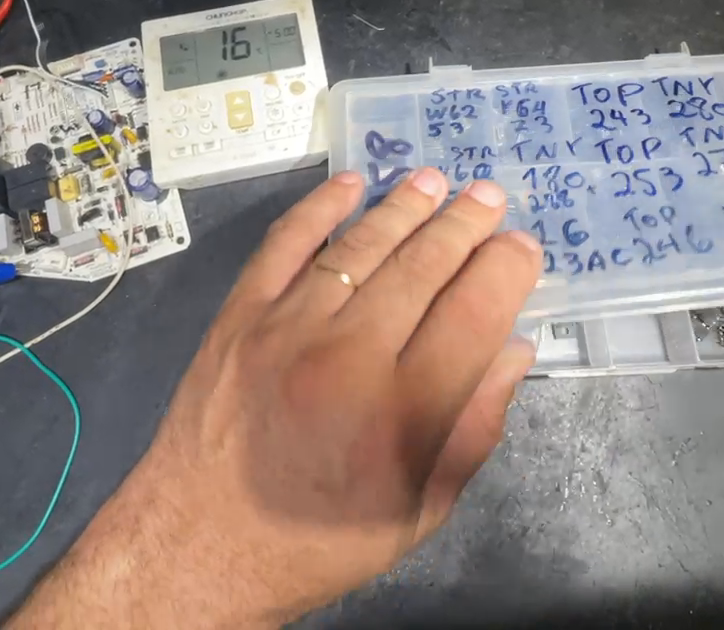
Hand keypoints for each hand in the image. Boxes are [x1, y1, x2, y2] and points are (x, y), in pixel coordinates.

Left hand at [11, 168, 541, 628]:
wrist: (200, 542)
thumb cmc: (321, 536)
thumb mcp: (420, 509)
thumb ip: (476, 426)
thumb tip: (515, 345)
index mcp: (404, 413)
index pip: (475, 314)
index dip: (507, 270)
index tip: (523, 247)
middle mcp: (349, 356)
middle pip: (422, 267)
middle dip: (465, 224)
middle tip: (489, 196)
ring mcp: (287, 327)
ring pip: (360, 245)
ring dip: (404, 206)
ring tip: (434, 181)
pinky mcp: (241, 313)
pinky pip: (286, 242)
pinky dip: (320, 206)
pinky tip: (351, 183)